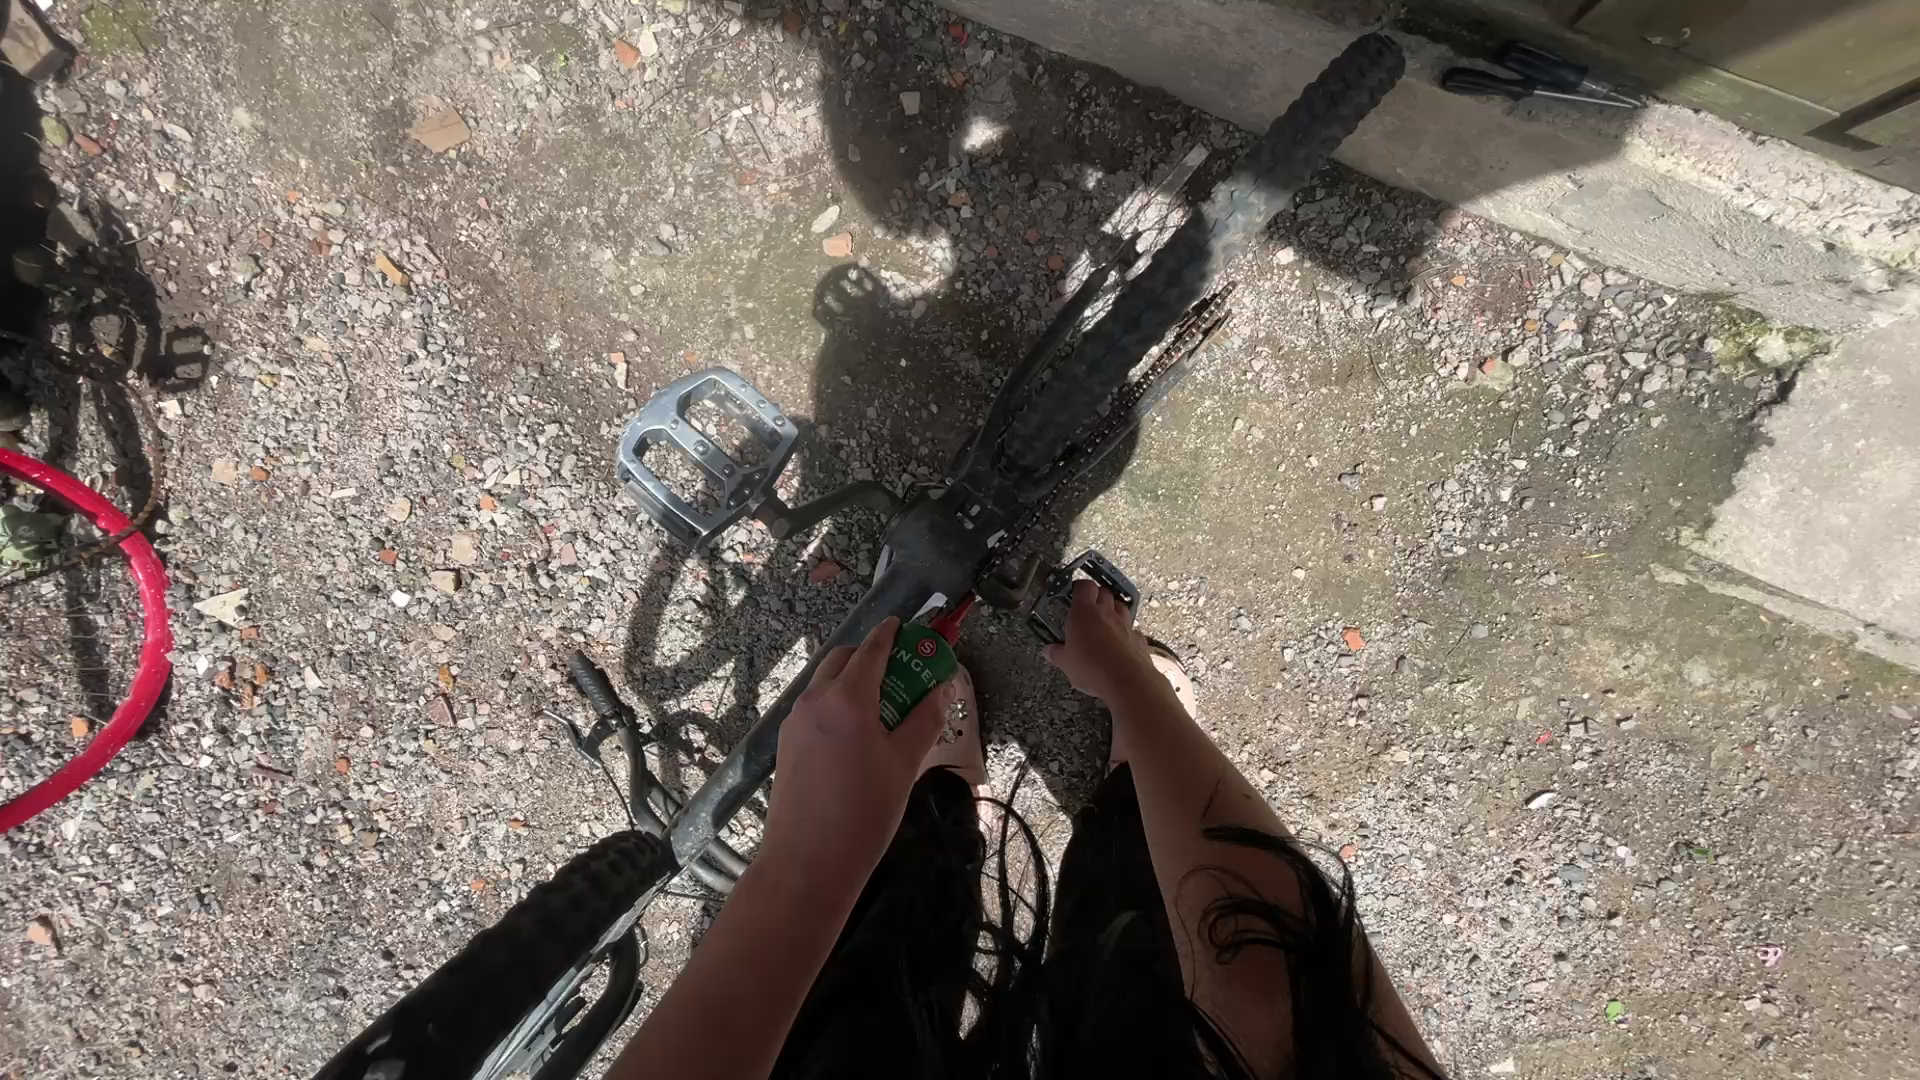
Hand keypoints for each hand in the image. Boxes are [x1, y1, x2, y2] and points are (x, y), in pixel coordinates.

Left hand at [763, 617, 954, 879]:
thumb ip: (925, 720)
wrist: (806, 864)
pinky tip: (855, 733)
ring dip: (851, 678)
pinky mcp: (786, 742)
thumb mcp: (904, 764)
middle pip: (843, 658)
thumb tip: (943, 689)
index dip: (890, 633)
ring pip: (825, 682)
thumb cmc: (863, 812)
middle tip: (900, 673)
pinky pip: (814, 706)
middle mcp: (815, 700)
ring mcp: (795, 721)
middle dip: (870, 655)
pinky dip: (836, 701)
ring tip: (881, 706)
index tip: (904, 626)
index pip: (872, 649)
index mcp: (848, 698)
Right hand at [1041, 580, 1158, 703]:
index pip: (1083, 586)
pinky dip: (1126, 630)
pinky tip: (1120, 640)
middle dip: (1096, 595)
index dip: (1079, 586)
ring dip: (1112, 609)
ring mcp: (1125, 624)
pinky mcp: (1138, 638)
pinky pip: (1132, 628)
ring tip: (1104, 619)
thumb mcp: (1066, 663)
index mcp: (1084, 613)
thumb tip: (1049, 651)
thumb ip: (1057, 654)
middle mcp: (1106, 613)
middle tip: (1088, 605)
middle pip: (1103, 592)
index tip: (1074, 591)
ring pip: (1120, 606)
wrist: (1127, 681)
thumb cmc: (1093, 668)